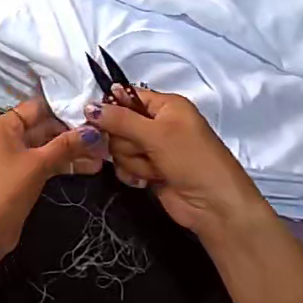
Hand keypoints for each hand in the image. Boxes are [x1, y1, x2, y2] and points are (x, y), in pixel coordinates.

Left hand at [0, 98, 105, 260]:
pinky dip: (63, 164)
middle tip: (105, 137)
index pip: (37, 108)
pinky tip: (90, 167)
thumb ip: (66, 145)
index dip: (65, 109)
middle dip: (73, 134)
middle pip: (43, 127)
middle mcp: (5, 137)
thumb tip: (93, 131)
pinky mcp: (19, 177)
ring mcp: (12, 158)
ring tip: (104, 154)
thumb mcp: (38, 164)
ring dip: (72, 151)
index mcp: (2, 126)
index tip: (93, 114)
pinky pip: (44, 163)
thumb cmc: (5, 190)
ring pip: (46, 147)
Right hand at [87, 89, 271, 241]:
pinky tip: (147, 180)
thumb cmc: (193, 160)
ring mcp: (152, 149)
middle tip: (143, 149)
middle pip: (117, 124)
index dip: (111, 108)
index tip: (97, 119)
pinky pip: (123, 165)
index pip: (128, 97)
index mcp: (166, 106)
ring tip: (154, 169)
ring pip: (119, 147)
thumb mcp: (156, 134)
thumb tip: (88, 106)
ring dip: (132, 160)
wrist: (214, 205)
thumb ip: (120, 119)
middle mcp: (158, 124)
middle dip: (126, 141)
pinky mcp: (148, 170)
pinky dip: (132, 173)